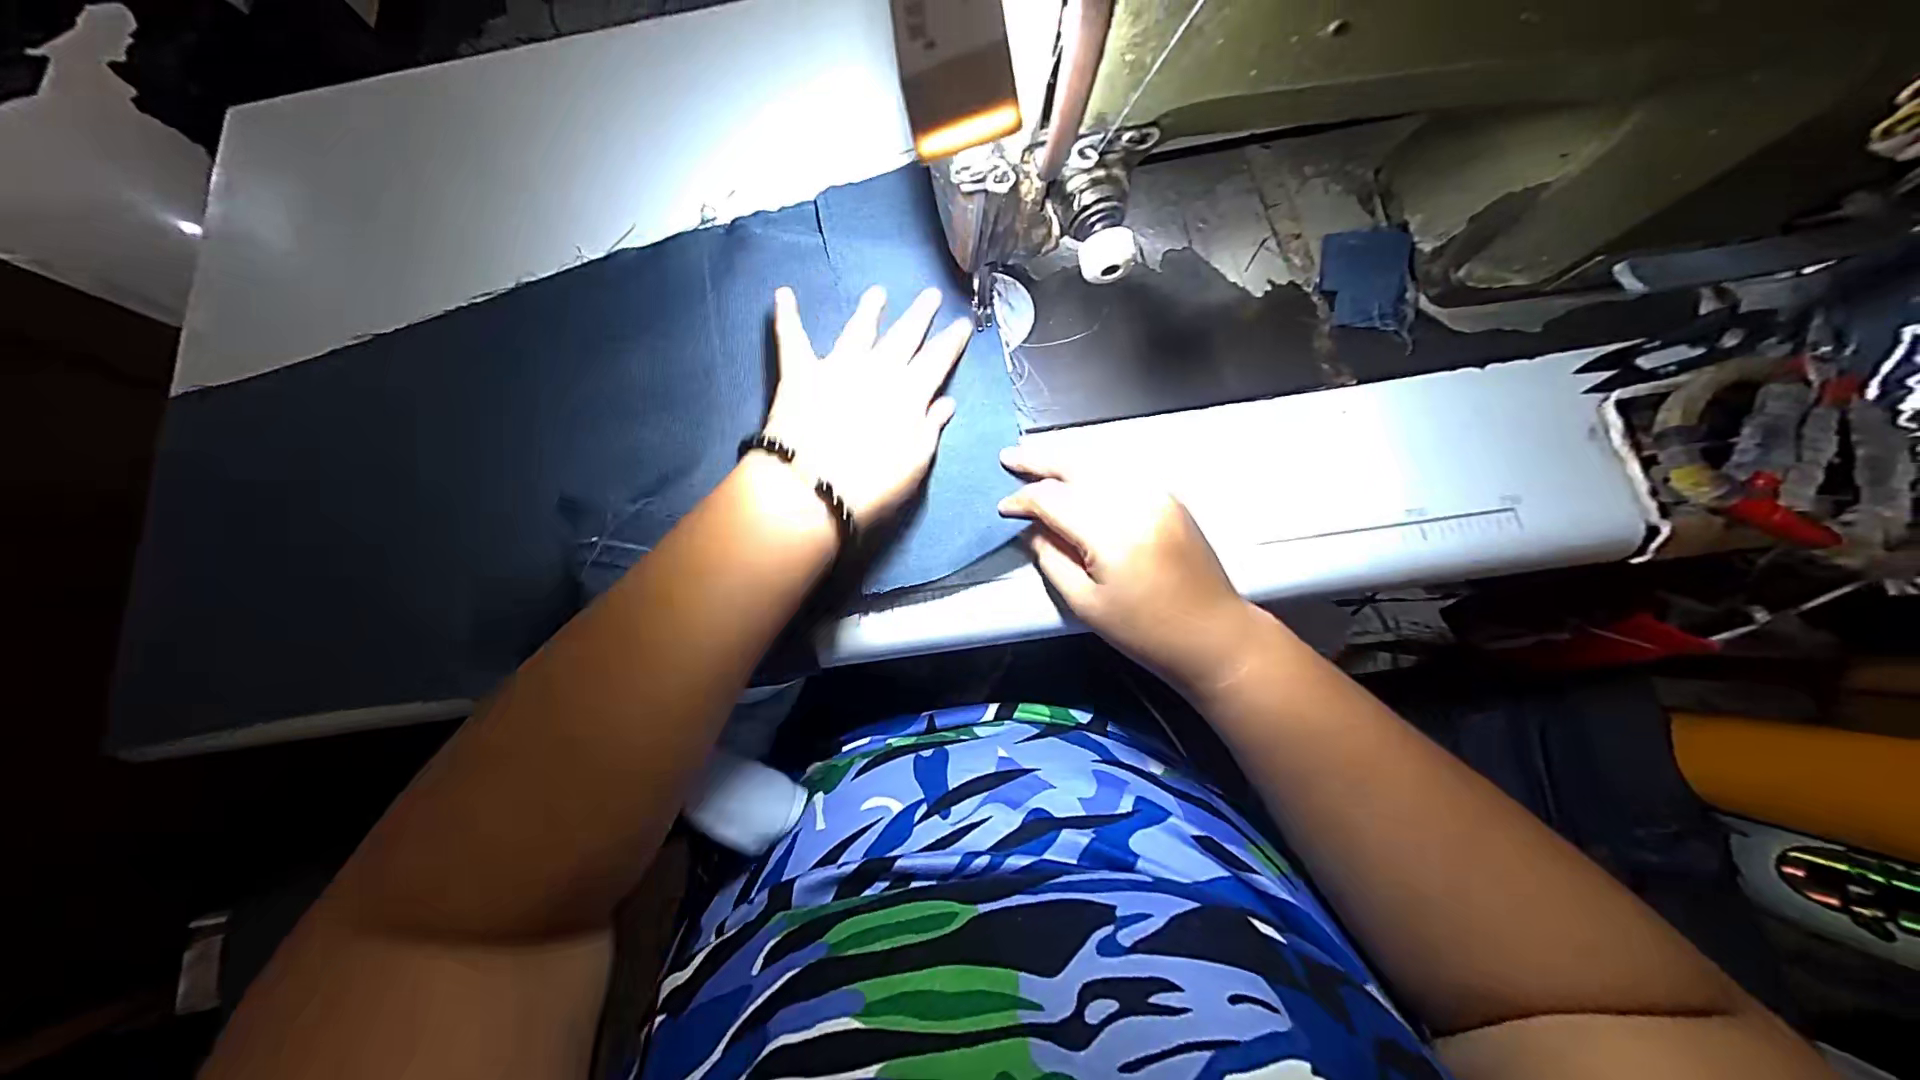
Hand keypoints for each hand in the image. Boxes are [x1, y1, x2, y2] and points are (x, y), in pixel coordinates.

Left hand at [762, 285, 969, 526]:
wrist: (811, 489)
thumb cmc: (873, 486)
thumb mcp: (916, 463)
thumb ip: (931, 429)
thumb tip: (946, 403)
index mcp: (910, 392)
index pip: (938, 360)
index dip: (952, 341)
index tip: (962, 323)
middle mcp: (877, 370)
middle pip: (904, 335)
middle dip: (920, 314)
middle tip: (931, 295)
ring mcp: (837, 366)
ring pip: (858, 330)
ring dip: (870, 310)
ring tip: (878, 293)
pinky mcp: (799, 373)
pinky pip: (792, 338)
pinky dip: (787, 315)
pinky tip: (784, 295)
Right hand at [998, 444, 1269, 695]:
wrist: (1212, 634)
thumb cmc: (1146, 631)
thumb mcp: (1085, 603)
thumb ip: (1051, 558)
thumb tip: (1031, 529)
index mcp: (1112, 533)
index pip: (1054, 500)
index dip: (1024, 500)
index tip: (1003, 507)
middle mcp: (1135, 503)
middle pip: (1077, 467)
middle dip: (1039, 460)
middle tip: (1009, 457)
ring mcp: (1157, 496)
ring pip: (1100, 463)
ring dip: (1065, 459)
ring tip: (1036, 459)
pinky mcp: (1169, 499)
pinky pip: (1122, 472)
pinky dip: (1094, 468)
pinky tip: (1076, 473)